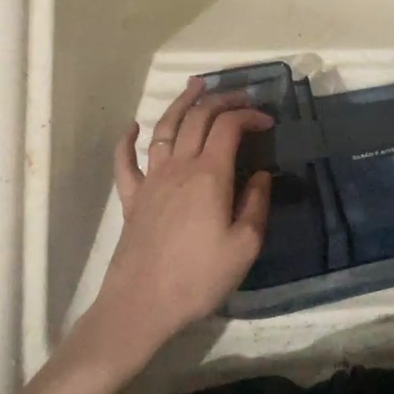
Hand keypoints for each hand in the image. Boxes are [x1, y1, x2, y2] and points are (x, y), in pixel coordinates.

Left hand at [89, 79, 273, 362]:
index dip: (250, 115)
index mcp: (209, 175)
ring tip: (195, 86)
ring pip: (164, 129)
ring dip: (181, 103)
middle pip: (197, 117)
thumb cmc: (198, 278)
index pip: (229, 126)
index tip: (268, 121)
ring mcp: (151, 180)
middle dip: (221, 99)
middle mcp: (178, 167)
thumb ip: (256, 205)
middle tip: (241, 97)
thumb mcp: (244, 247)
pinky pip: (125, 163)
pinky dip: (128, 141)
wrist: (140, 307)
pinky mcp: (131, 199)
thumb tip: (261, 176)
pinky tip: (133, 129)